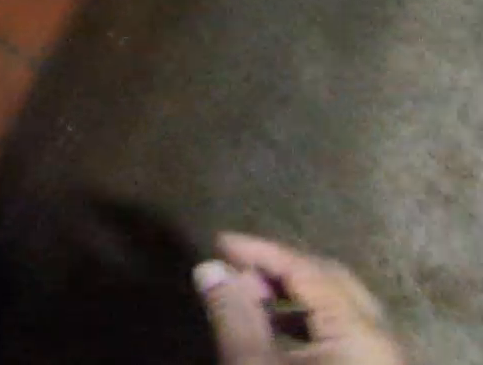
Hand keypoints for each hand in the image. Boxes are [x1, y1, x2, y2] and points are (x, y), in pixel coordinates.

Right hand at [197, 233, 405, 364]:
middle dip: (281, 264)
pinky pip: (347, 328)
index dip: (259, 248)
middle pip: (334, 281)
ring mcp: (384, 355)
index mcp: (359, 330)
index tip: (217, 240)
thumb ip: (232, 313)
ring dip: (292, 290)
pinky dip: (308, 314)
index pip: (307, 270)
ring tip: (250, 293)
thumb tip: (209, 266)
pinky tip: (277, 324)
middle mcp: (382, 336)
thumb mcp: (253, 362)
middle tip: (236, 260)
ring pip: (342, 305)